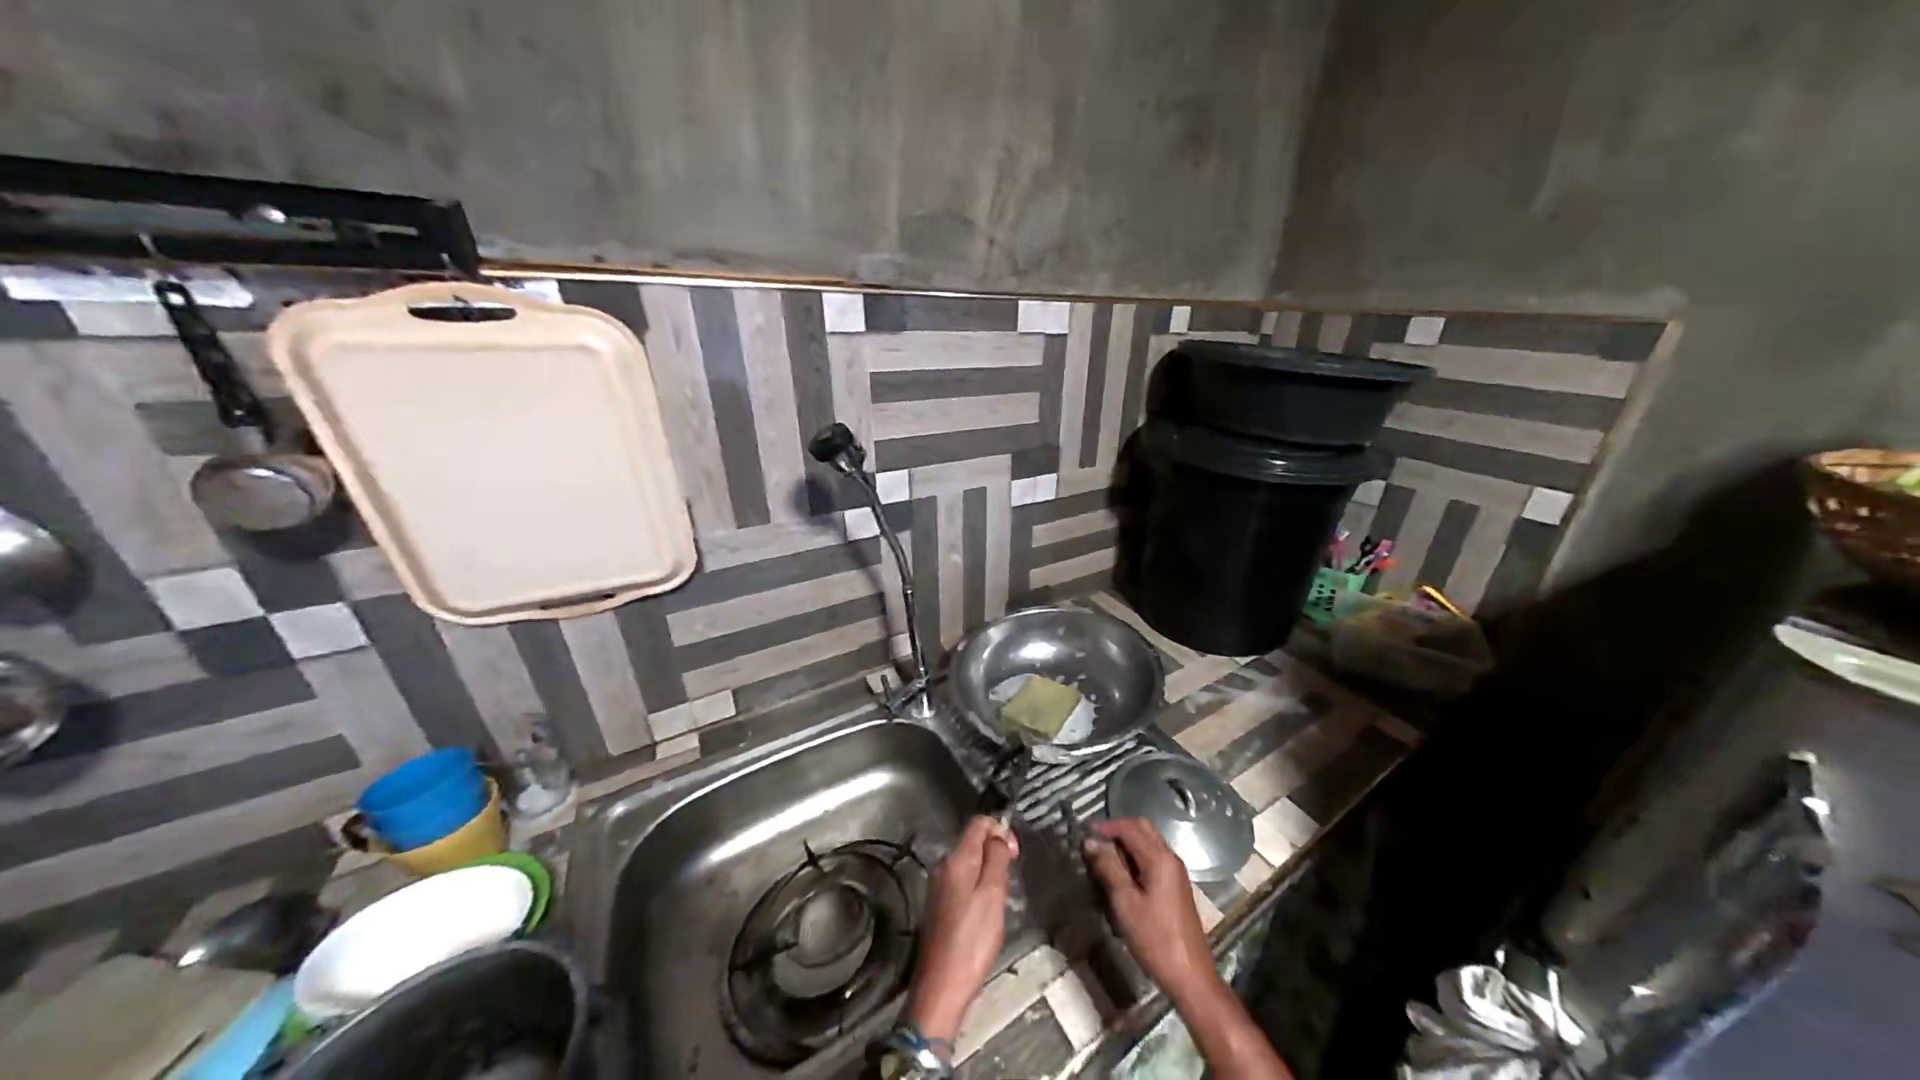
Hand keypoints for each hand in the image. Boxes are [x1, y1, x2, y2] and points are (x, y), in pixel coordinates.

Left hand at [908, 815, 1019, 1042]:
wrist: (942, 985)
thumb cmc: (972, 939)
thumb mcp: (993, 895)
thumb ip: (996, 858)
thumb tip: (998, 832)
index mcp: (956, 859)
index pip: (977, 823)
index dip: (1000, 828)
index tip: (1015, 853)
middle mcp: (943, 865)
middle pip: (972, 841)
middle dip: (995, 850)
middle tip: (1010, 879)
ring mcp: (938, 885)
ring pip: (968, 861)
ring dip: (988, 870)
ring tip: (1000, 898)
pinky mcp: (938, 903)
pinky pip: (962, 880)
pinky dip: (977, 885)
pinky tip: (985, 910)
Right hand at [1083, 818, 1214, 998]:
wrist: (1189, 976)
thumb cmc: (1155, 939)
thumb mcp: (1125, 903)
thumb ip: (1108, 867)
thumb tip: (1091, 841)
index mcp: (1160, 859)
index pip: (1130, 827)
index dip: (1106, 826)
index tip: (1084, 834)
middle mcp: (1170, 859)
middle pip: (1143, 829)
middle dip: (1117, 830)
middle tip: (1095, 843)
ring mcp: (1175, 873)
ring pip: (1148, 843)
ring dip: (1126, 844)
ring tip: (1103, 860)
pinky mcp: (1175, 887)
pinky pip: (1153, 859)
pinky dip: (1135, 858)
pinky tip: (1121, 877)